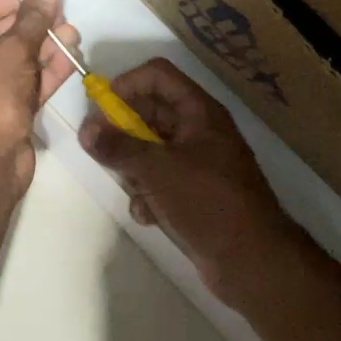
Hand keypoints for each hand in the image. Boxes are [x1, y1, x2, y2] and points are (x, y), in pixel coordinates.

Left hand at [0, 0, 79, 192]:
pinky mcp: (9, 111)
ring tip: (74, 33)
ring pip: (20, 59)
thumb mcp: (12, 51)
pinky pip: (29, 82)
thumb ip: (32, 18)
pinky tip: (72, 56)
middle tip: (63, 11)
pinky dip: (48, 70)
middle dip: (34, 23)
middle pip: (3, 33)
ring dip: (46, 45)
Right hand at [78, 58, 288, 289]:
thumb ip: (118, 147)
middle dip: (122, 129)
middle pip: (150, 111)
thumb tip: (85, 130)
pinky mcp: (196, 194)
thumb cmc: (208, 202)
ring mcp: (198, 164)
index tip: (101, 107)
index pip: (157, 75)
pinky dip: (149, 194)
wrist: (255, 265)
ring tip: (128, 185)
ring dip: (134, 166)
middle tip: (98, 145)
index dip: (127, 83)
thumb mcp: (157, 170)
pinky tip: (147, 214)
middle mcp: (199, 130)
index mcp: (198, 111)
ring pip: (152, 148)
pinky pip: (161, 180)